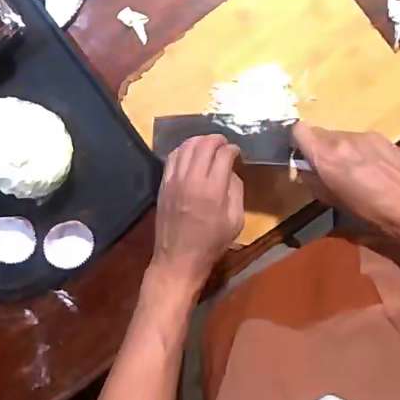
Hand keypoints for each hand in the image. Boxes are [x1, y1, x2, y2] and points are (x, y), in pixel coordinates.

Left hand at [149, 135, 243, 298]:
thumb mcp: (235, 221)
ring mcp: (175, 180)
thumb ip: (236, 191)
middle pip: (204, 145)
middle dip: (217, 140)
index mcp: (213, 190)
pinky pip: (172, 157)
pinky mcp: (163, 184)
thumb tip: (231, 170)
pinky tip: (190, 152)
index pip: (224, 155)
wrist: (178, 259)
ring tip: (208, 144)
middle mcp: (193, 179)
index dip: (233, 149)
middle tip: (224, 143)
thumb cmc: (211, 243)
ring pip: (186, 147)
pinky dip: (183, 149)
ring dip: (199, 140)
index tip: (237, 152)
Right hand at [292, 123, 399, 243]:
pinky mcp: (382, 137)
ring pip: (343, 137)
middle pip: (322, 134)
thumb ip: (313, 180)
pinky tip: (373, 168)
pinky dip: (361, 150)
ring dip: (343, 149)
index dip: (300, 141)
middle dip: (322, 148)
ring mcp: (364, 135)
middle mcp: (342, 138)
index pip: (300, 129)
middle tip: (330, 169)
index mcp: (325, 154)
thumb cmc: (368, 210)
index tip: (304, 154)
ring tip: (355, 170)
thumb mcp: (331, 200)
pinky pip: (362, 140)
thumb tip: (306, 170)